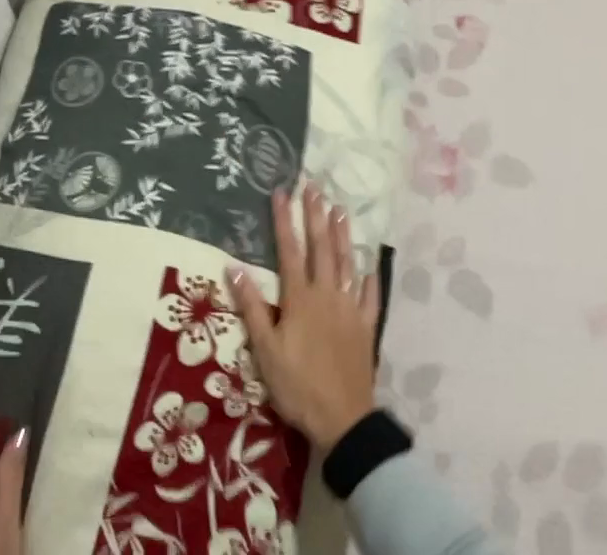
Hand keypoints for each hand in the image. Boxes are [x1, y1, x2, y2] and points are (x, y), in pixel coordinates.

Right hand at [227, 185, 380, 453]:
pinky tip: (371, 263)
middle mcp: (327, 295)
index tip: (281, 193)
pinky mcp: (366, 326)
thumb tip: (234, 268)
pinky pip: (370, 295)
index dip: (284, 221)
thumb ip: (252, 307)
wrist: (342, 418)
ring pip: (347, 263)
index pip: (290, 251)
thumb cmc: (297, 385)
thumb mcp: (265, 350)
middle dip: (316, 216)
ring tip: (340, 210)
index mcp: (300, 299)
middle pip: (321, 248)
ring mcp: (350, 309)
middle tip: (314, 188)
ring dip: (342, 236)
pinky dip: (370, 276)